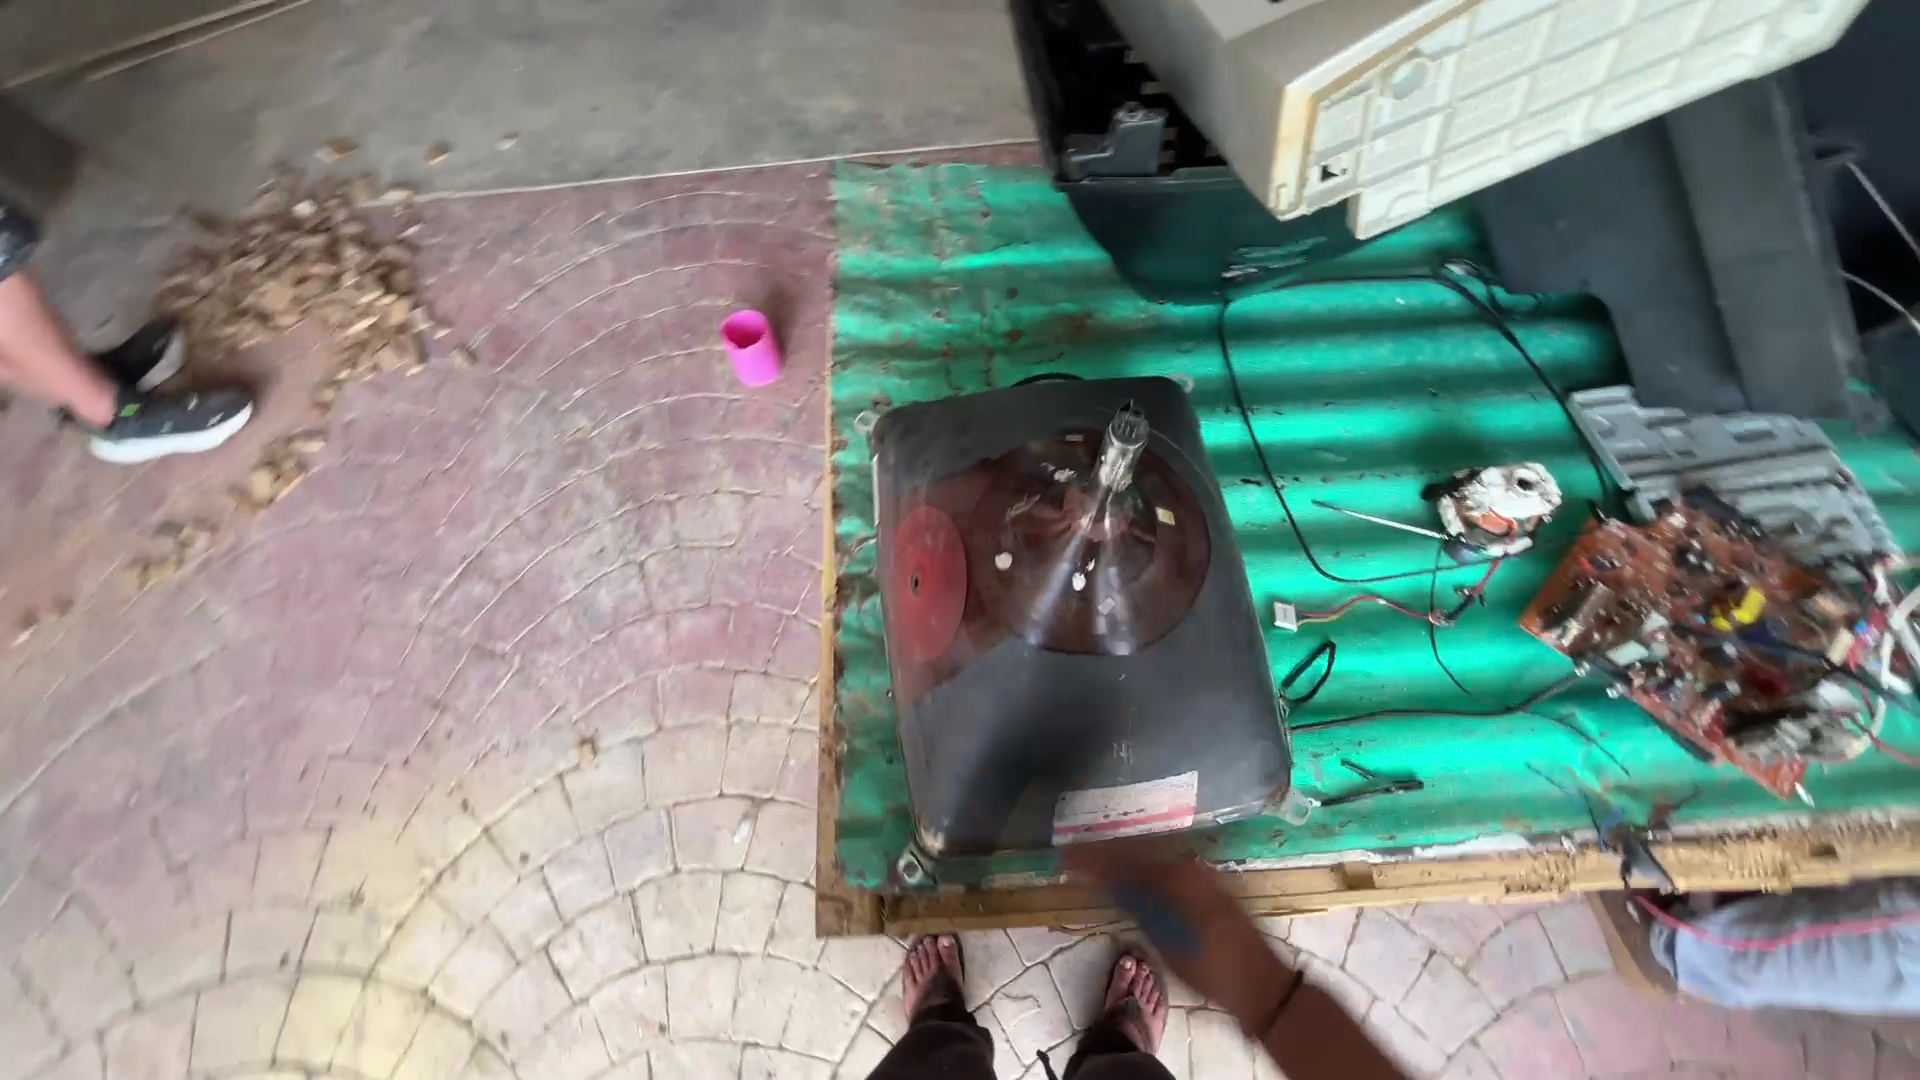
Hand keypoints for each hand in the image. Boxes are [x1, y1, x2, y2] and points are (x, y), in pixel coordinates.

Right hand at [1063, 838, 1292, 1030]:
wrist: (1258, 981)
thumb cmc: (1208, 966)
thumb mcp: (1163, 937)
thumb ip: (1133, 900)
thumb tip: (1102, 878)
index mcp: (1172, 873)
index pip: (1121, 857)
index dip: (1091, 857)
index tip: (1066, 857)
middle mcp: (1183, 864)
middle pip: (1133, 852)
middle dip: (1101, 855)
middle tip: (1073, 858)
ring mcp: (1195, 872)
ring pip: (1147, 858)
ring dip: (1119, 860)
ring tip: (1093, 865)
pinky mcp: (1202, 883)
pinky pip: (1162, 866)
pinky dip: (1140, 869)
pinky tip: (1126, 877)